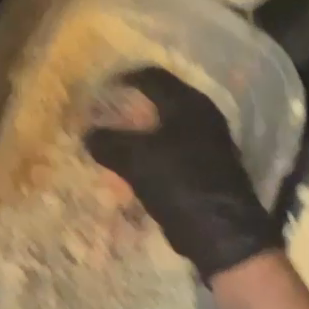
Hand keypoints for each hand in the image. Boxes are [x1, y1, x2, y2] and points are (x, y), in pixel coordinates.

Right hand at [83, 66, 284, 280]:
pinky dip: (152, 150)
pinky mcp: (207, 166)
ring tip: (115, 139)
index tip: (101, 87)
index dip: (124, 78)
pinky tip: (135, 164)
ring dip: (141, 130)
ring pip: (166, 126)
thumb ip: (109, 143)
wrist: (221, 231)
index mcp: (188, 104)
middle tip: (105, 113)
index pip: (152, 76)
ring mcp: (208, 142)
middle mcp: (202, 115)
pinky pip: (172, 149)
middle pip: (161, 99)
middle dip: (131, 106)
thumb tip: (87, 134)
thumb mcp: (136, 161)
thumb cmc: (180, 184)